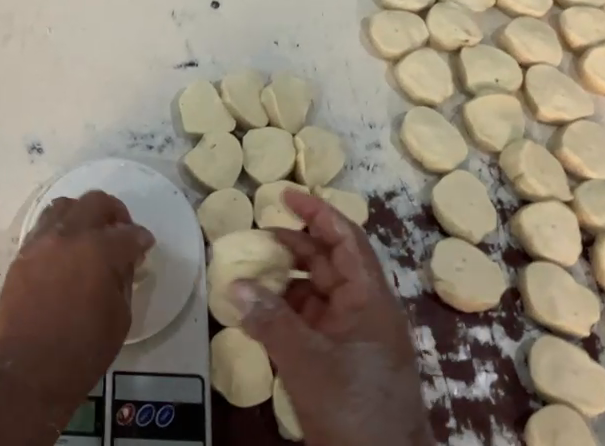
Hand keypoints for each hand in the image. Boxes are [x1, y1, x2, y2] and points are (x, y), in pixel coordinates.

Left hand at [0, 190, 153, 415]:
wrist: (27, 372)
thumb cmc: (82, 352)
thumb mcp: (120, 319)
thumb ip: (123, 280)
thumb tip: (124, 262)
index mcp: (99, 250)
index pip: (129, 233)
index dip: (142, 239)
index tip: (145, 247)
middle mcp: (69, 236)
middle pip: (95, 202)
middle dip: (115, 213)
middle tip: (121, 232)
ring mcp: (41, 242)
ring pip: (65, 206)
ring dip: (83, 214)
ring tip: (91, 235)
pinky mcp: (22, 254)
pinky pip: (43, 227)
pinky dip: (60, 229)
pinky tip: (66, 250)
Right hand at [229, 190, 433, 445]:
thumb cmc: (353, 407)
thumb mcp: (307, 361)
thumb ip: (269, 319)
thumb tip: (235, 284)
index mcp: (369, 299)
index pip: (345, 239)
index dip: (316, 213)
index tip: (283, 195)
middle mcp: (364, 311)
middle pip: (329, 262)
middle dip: (293, 246)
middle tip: (255, 237)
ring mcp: (354, 338)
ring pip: (317, 293)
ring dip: (285, 281)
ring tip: (248, 273)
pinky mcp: (342, 363)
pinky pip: (311, 323)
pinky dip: (285, 312)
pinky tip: (257, 313)